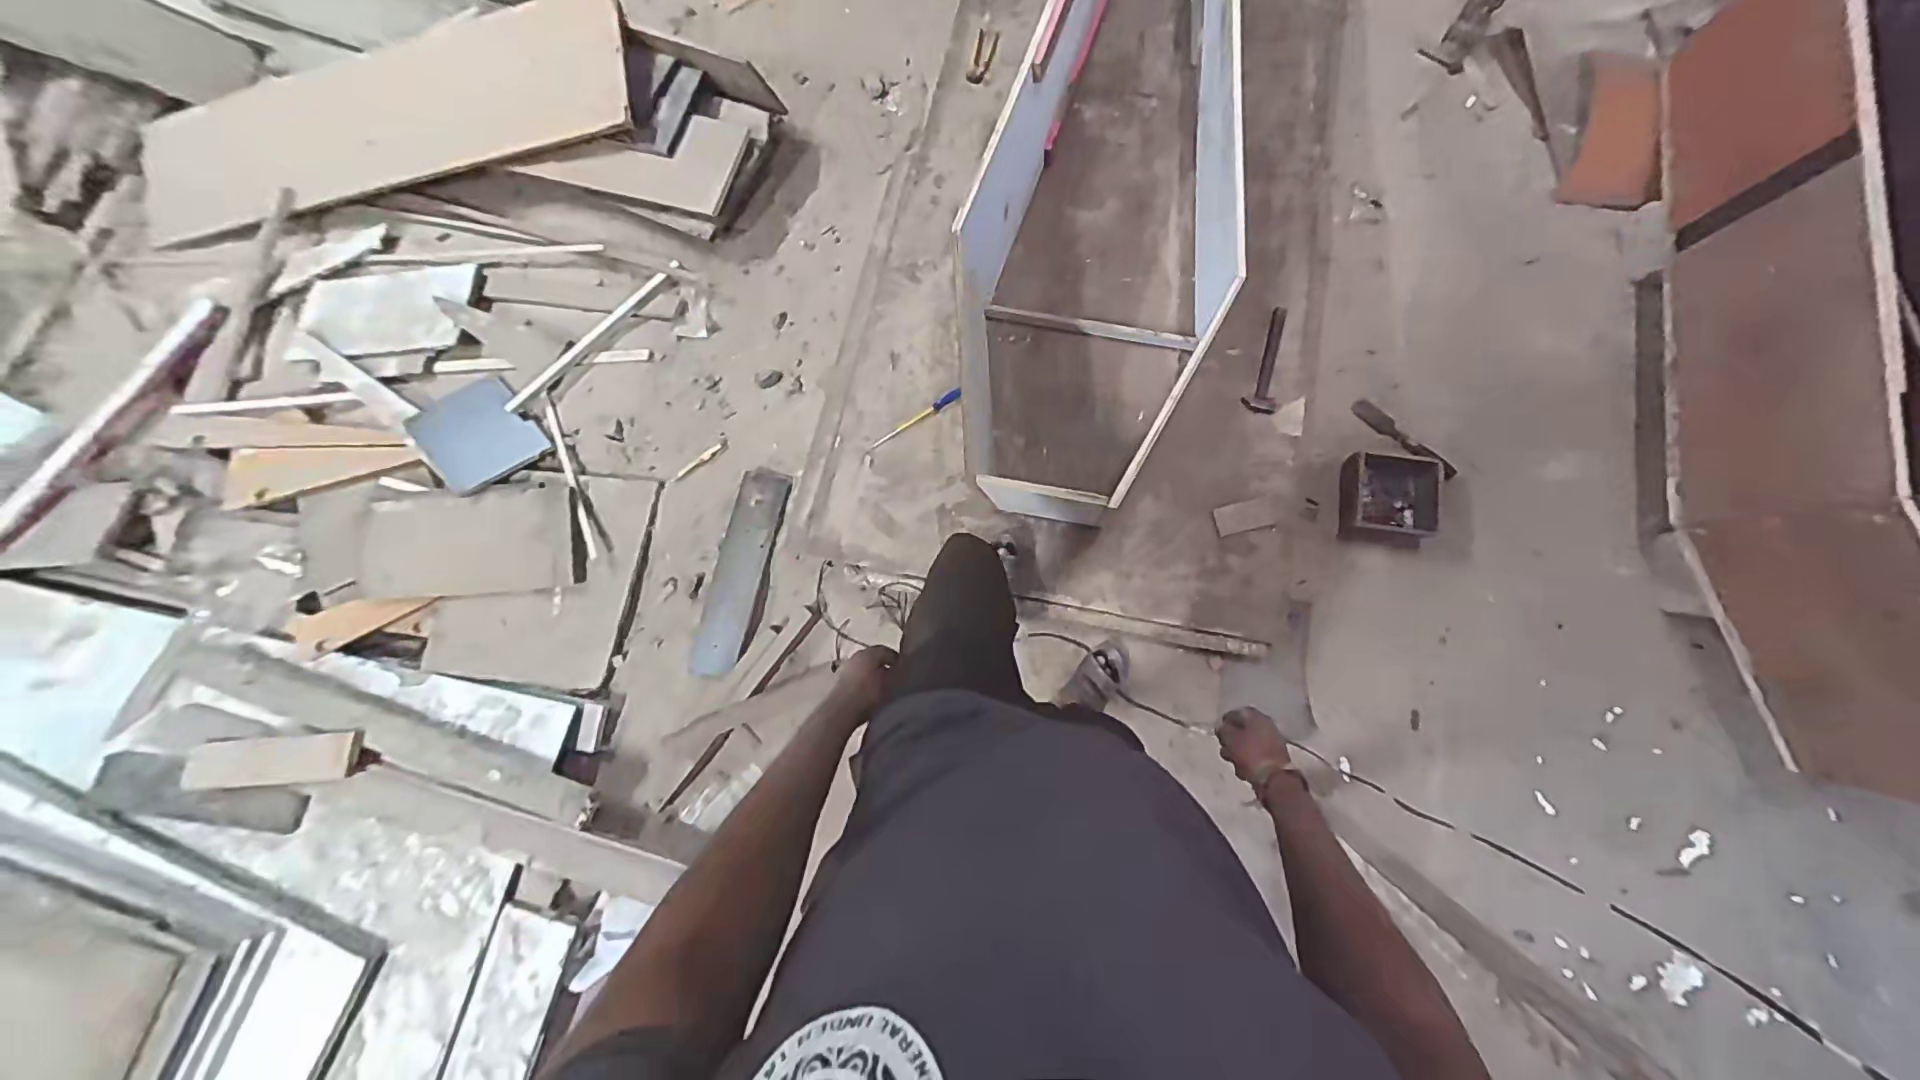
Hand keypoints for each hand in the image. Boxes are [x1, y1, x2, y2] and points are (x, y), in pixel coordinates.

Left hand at [821, 645, 896, 727]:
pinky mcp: (838, 680)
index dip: (897, 661)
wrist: (840, 712)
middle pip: (874, 658)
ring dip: (872, 675)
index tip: (904, 671)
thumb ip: (896, 675)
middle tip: (894, 679)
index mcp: (869, 652)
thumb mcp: (889, 685)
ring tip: (881, 688)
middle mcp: (856, 656)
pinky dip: (863, 682)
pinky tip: (868, 694)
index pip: (887, 651)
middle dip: (884, 667)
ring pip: (864, 668)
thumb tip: (899, 671)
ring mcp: (845, 667)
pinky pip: (856, 677)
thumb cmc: (868, 696)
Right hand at [1217, 707, 1298, 799]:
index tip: (1218, 731)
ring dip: (1237, 750)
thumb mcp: (1230, 738)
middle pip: (1242, 728)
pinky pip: (1254, 755)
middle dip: (1230, 738)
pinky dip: (1247, 760)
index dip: (1225, 721)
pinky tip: (1242, 768)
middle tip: (1223, 745)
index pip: (1236, 712)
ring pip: (1247, 743)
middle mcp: (1266, 726)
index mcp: (1257, 717)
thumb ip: (1223, 730)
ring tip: (1230, 759)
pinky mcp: (1273, 758)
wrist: (1274, 778)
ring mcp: (1271, 742)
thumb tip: (1222, 727)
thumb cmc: (1250, 753)